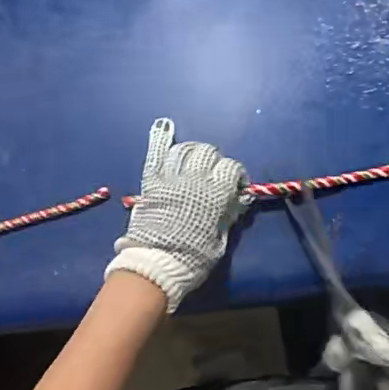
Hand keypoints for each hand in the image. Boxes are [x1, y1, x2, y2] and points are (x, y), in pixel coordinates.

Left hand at [105, 119, 248, 310]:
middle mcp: (193, 181)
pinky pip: (156, 155)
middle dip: (214, 159)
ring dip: (193, 150)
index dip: (236, 174)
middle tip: (213, 171)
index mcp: (214, 195)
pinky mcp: (151, 184)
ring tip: (195, 158)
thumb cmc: (191, 258)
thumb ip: (228, 216)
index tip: (236, 185)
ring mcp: (170, 180)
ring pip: (184, 150)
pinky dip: (159, 139)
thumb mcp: (219, 241)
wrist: (156, 263)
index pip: (231, 169)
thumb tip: (237, 201)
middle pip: (207, 153)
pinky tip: (164, 126)